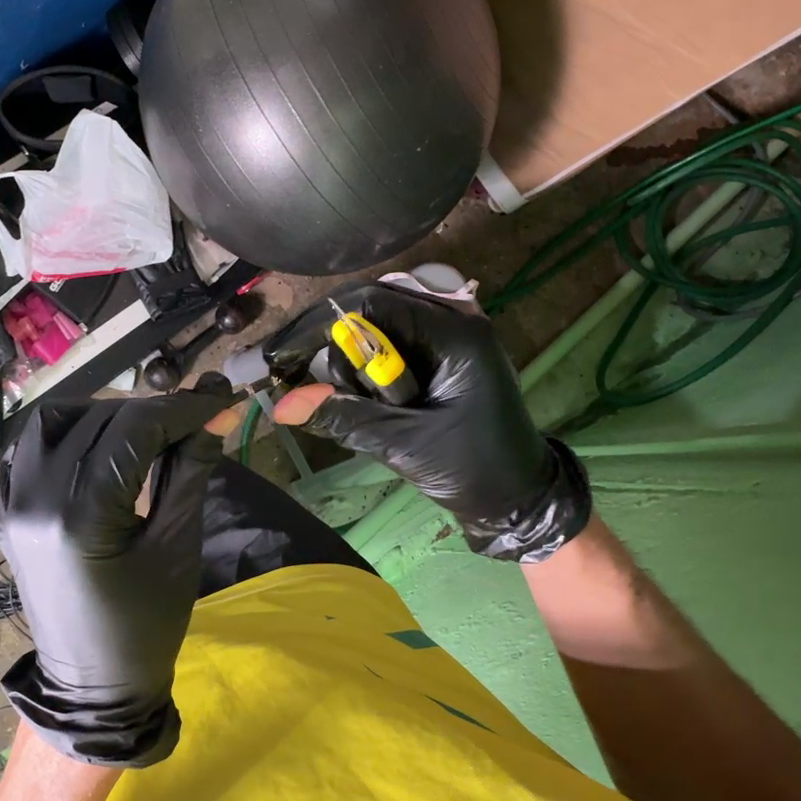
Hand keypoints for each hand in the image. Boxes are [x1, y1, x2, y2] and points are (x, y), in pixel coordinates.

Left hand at [0, 388, 228, 766]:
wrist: (93, 686)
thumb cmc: (147, 624)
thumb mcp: (177, 546)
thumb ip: (190, 470)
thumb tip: (218, 413)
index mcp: (80, 517)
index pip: (133, 430)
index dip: (182, 407)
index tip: (220, 398)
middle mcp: (34, 500)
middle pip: (96, 419)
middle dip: (151, 410)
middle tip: (193, 419)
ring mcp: (11, 505)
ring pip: (53, 422)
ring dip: (102, 414)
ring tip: (144, 431)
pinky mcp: (6, 512)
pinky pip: (28, 450)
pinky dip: (65, 434)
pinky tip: (98, 447)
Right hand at [271, 283, 590, 562]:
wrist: (519, 497)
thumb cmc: (472, 468)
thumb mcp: (403, 443)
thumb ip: (343, 417)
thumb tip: (281, 406)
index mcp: (453, 333)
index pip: (371, 303)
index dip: (319, 324)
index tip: (283, 355)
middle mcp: (451, 322)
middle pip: (369, 314)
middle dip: (341, 356)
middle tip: (323, 394)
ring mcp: (446, 339)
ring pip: (375, 334)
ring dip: (359, 374)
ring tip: (374, 415)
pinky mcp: (439, 359)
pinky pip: (389, 353)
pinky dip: (370, 379)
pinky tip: (374, 408)